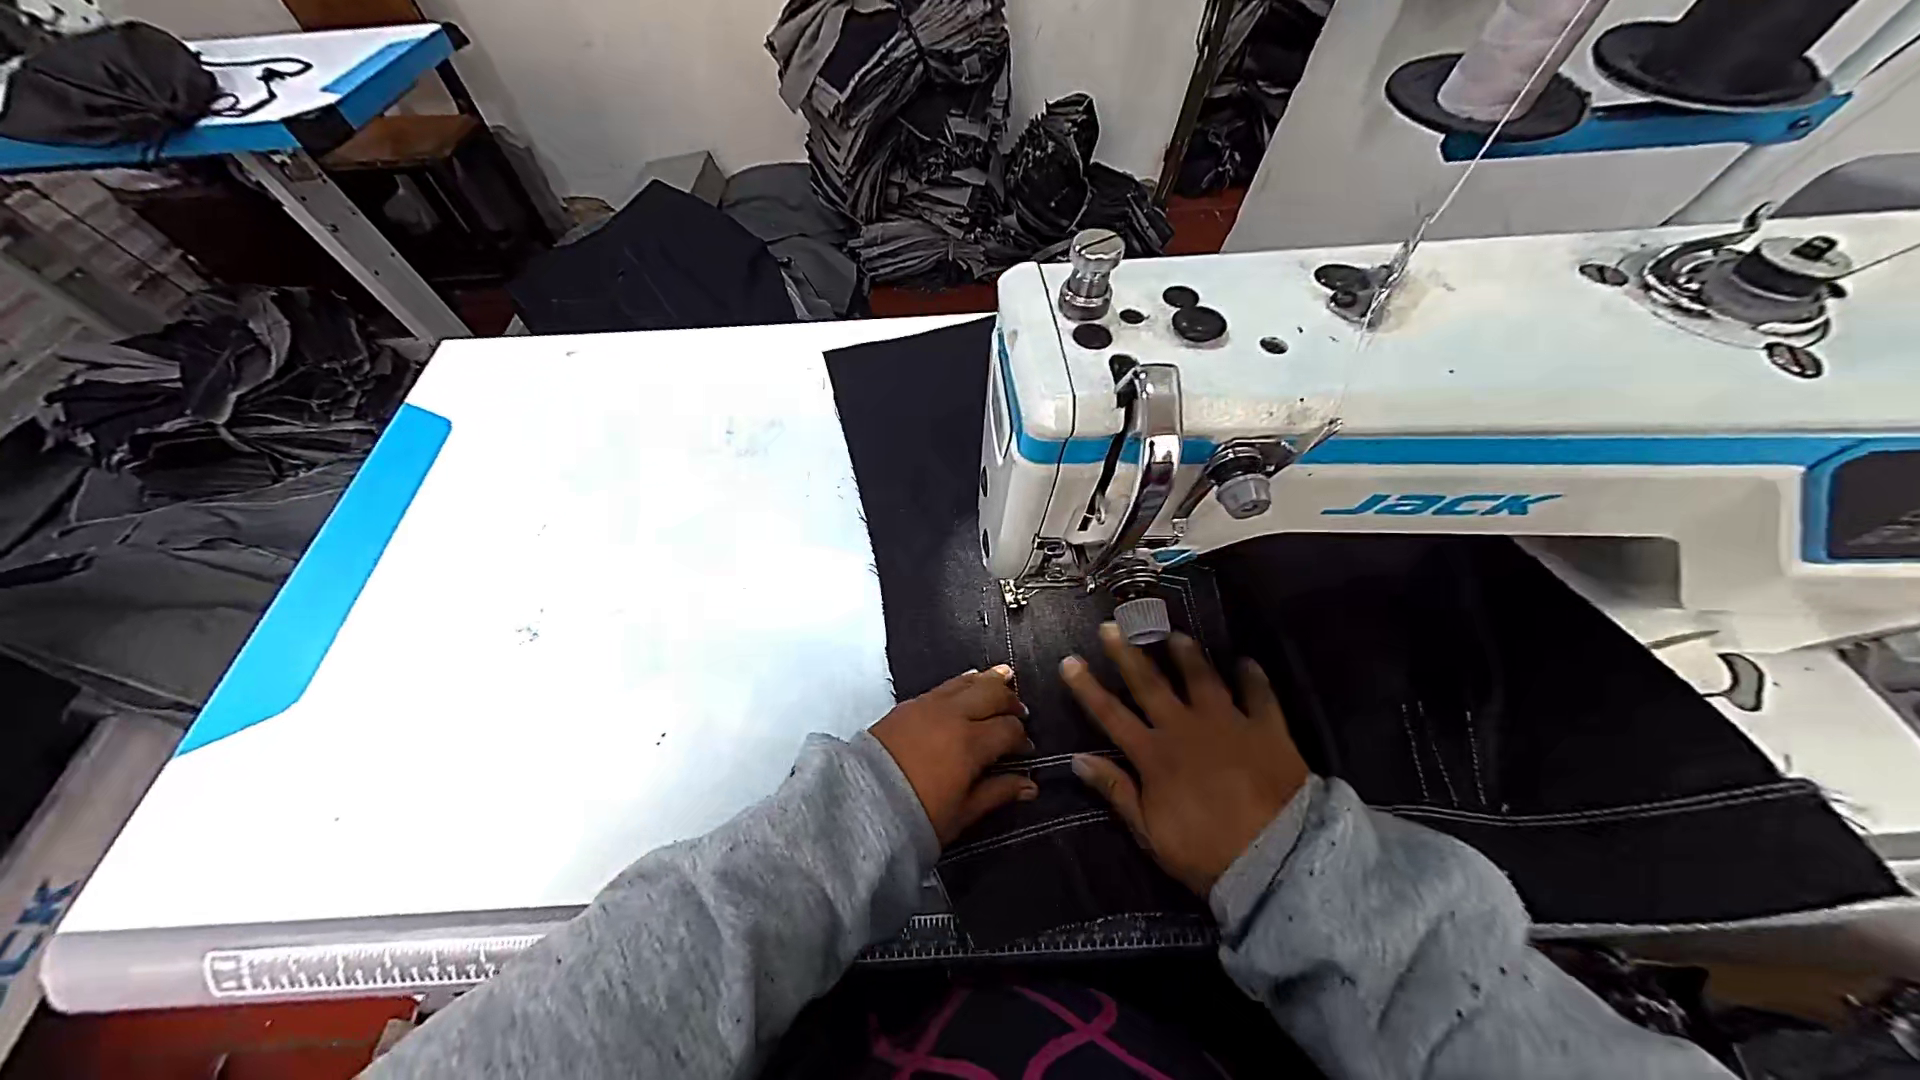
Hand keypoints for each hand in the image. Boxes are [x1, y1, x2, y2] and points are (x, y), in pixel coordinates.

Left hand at [870, 665, 1038, 845]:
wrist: (859, 804)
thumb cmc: (915, 815)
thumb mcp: (962, 812)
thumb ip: (998, 792)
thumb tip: (1029, 785)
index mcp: (970, 743)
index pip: (1008, 729)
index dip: (1021, 739)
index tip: (1024, 750)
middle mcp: (953, 716)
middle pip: (992, 694)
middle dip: (1010, 701)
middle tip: (1020, 710)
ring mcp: (929, 706)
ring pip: (968, 682)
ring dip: (989, 681)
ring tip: (1004, 678)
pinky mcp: (908, 704)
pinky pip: (944, 685)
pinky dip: (963, 683)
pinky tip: (968, 684)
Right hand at [1062, 624, 1309, 893]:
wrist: (1278, 861)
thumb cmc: (1207, 852)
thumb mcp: (1150, 831)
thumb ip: (1115, 790)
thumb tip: (1077, 759)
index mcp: (1154, 754)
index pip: (1111, 713)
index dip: (1087, 687)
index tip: (1069, 661)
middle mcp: (1186, 728)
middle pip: (1150, 683)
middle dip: (1127, 653)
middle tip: (1112, 625)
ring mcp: (1228, 723)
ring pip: (1201, 678)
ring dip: (1186, 654)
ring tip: (1173, 634)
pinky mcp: (1267, 729)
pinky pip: (1259, 694)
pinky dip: (1252, 676)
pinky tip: (1246, 660)